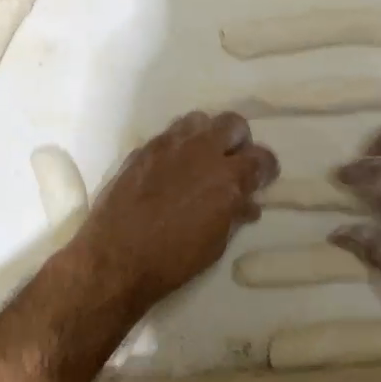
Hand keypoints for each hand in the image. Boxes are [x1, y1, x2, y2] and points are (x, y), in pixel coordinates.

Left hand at [72, 111, 277, 312]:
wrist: (115, 258)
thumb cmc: (172, 261)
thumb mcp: (216, 244)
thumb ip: (234, 215)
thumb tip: (247, 203)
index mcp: (227, 179)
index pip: (261, 157)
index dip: (266, 168)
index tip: (262, 178)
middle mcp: (201, 152)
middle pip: (232, 123)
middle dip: (238, 141)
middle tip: (232, 163)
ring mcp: (169, 146)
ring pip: (198, 120)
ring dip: (206, 136)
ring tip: (200, 160)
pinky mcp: (143, 149)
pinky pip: (169, 134)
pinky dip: (178, 146)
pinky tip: (171, 169)